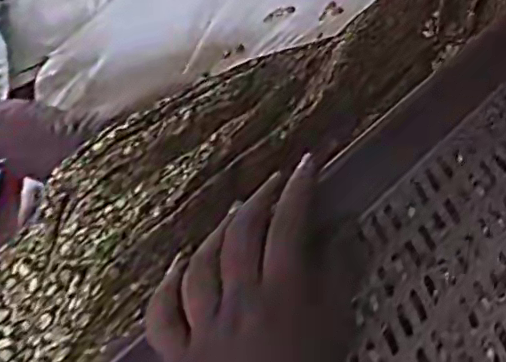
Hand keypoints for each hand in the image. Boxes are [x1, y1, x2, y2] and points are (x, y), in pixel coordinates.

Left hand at [146, 154, 349, 361]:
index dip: (300, 187)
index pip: (289, 223)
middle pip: (242, 235)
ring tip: (236, 212)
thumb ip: (341, 270)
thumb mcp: (338, 321)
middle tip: (276, 181)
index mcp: (282, 291)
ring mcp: (204, 329)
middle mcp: (239, 302)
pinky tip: (177, 263)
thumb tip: (343, 226)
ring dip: (219, 232)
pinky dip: (166, 285)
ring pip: (201, 266)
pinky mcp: (178, 356)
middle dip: (260, 199)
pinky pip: (162, 316)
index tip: (310, 163)